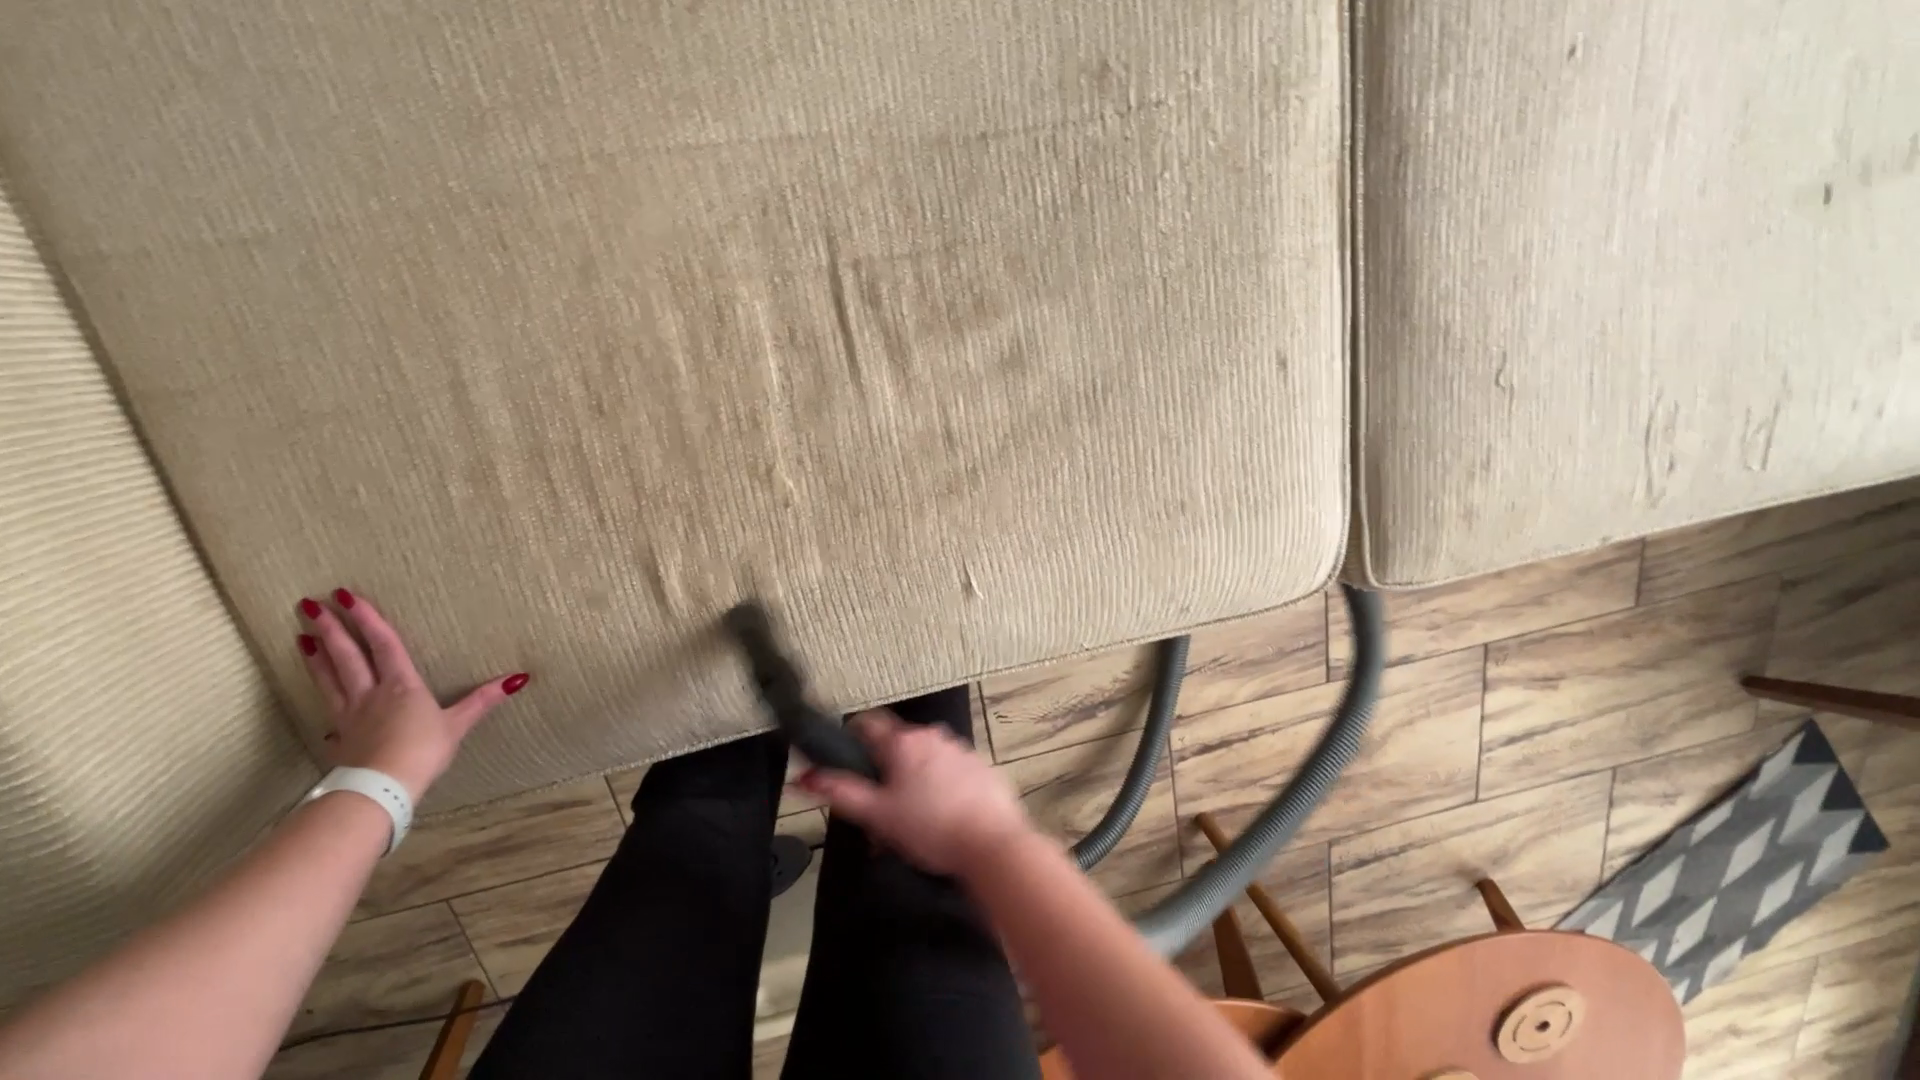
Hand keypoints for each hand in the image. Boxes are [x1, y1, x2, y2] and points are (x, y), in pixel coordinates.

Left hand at [297, 588, 526, 799]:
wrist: (380, 788)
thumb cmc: (422, 752)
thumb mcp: (458, 725)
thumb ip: (483, 700)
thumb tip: (519, 678)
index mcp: (401, 685)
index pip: (383, 643)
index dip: (367, 618)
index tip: (346, 595)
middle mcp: (370, 693)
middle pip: (347, 655)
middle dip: (332, 629)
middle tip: (311, 606)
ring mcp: (350, 714)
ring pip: (329, 678)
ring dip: (316, 655)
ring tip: (302, 636)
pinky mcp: (340, 735)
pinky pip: (326, 706)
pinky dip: (320, 692)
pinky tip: (315, 691)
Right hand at [797, 710, 1032, 875]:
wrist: (993, 845)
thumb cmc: (930, 828)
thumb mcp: (878, 815)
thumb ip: (839, 793)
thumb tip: (802, 776)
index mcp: (903, 742)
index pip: (867, 724)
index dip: (851, 739)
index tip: (846, 763)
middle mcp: (934, 736)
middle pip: (898, 746)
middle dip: (885, 772)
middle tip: (879, 809)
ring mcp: (962, 750)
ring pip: (926, 759)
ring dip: (915, 780)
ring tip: (913, 821)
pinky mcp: (984, 769)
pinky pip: (954, 772)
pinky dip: (944, 787)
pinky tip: (945, 818)